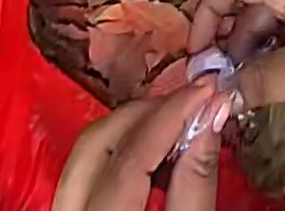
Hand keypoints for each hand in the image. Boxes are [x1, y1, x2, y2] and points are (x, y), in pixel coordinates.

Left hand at [52, 79, 233, 210]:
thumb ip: (198, 180)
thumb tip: (215, 110)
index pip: (130, 155)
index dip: (173, 112)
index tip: (210, 86)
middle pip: (97, 140)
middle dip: (152, 111)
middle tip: (196, 102)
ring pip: (89, 147)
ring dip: (139, 124)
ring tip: (180, 122)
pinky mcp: (69, 210)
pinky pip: (89, 165)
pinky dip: (126, 144)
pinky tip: (158, 146)